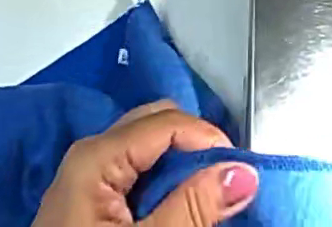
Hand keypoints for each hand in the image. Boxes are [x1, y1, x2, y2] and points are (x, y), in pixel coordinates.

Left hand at [31, 100, 258, 226]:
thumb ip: (193, 208)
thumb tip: (244, 171)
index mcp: (97, 156)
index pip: (166, 122)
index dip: (208, 138)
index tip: (243, 170)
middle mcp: (90, 153)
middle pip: (156, 125)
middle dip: (195, 146)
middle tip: (229, 181)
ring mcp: (87, 175)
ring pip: (148, 147)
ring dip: (182, 165)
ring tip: (211, 194)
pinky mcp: (90, 200)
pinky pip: (135, 171)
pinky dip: (164, 182)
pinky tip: (181, 205)